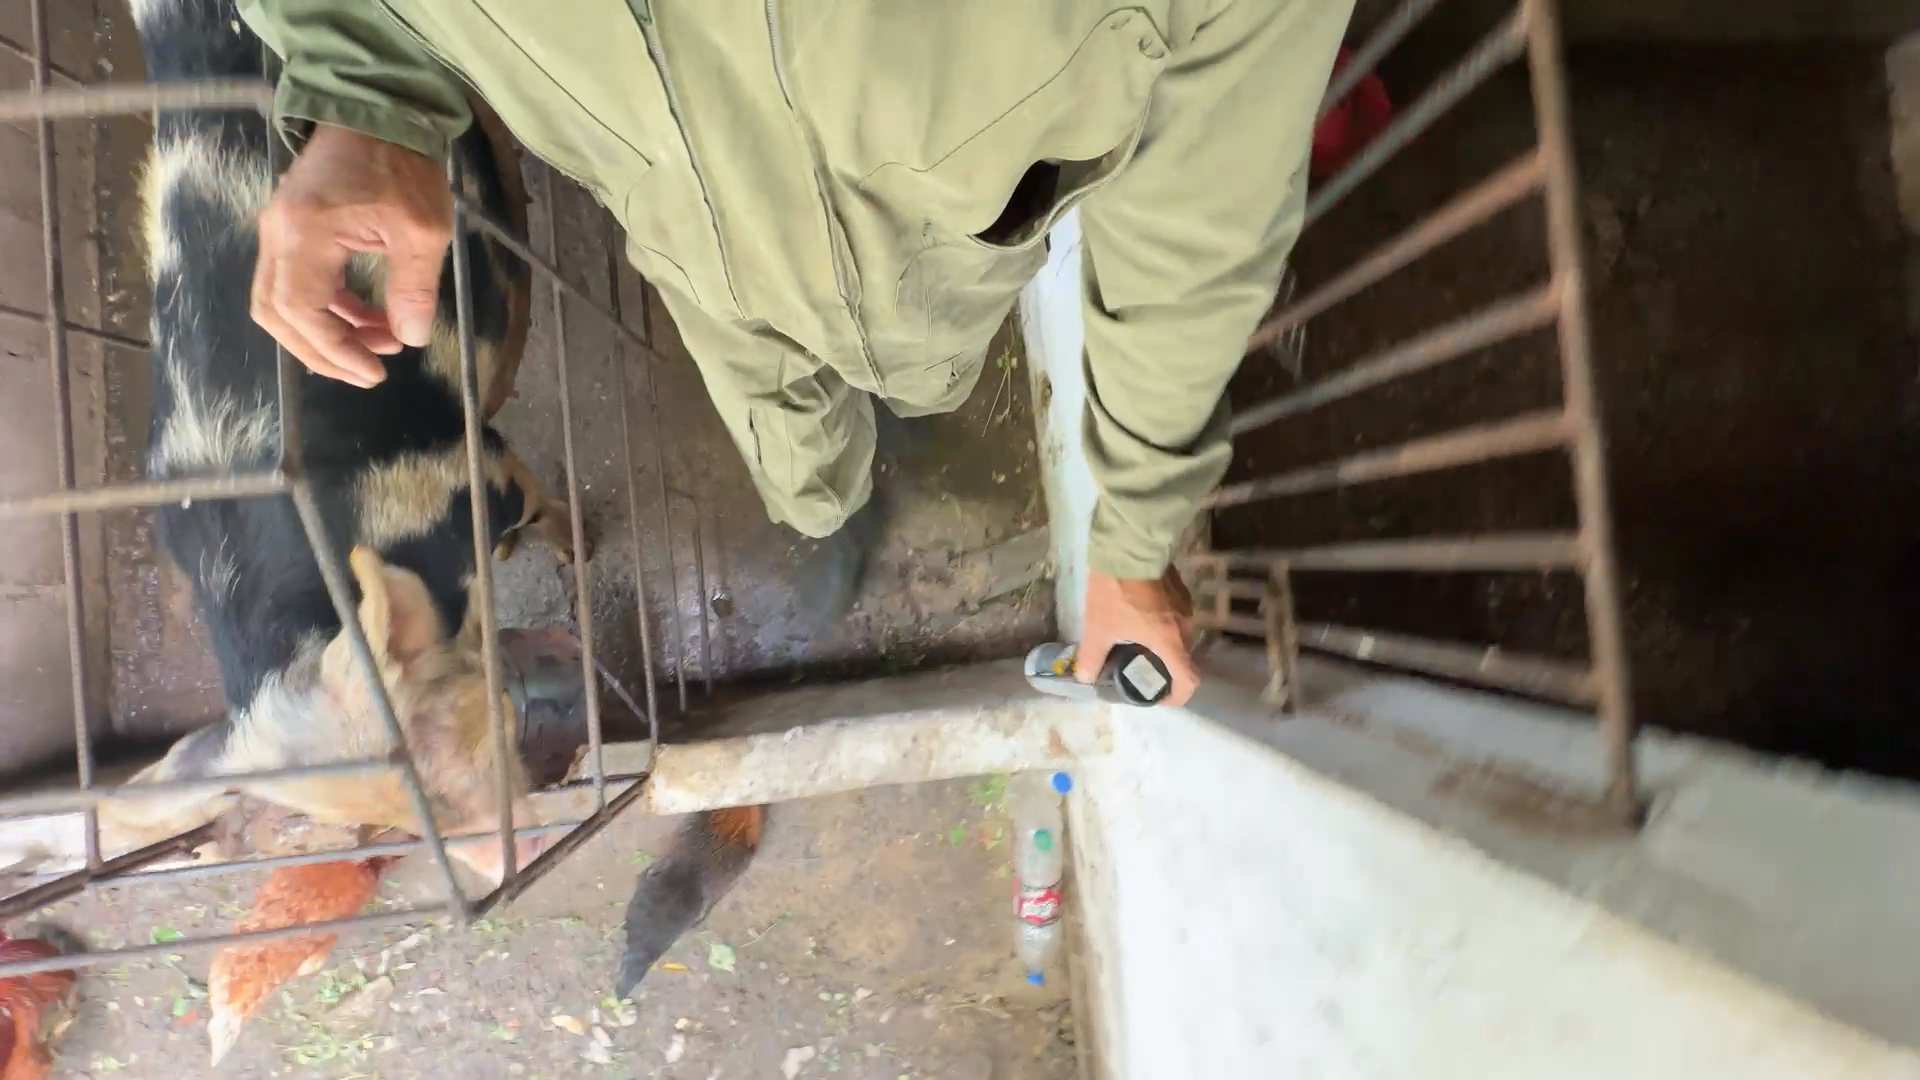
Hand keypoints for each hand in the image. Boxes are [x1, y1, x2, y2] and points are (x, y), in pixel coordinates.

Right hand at [251, 124, 451, 387]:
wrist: (378, 121)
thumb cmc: (402, 170)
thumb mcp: (423, 232)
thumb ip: (414, 288)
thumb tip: (412, 338)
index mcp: (304, 234)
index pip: (298, 309)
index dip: (334, 349)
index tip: (375, 372)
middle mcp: (279, 235)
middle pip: (278, 312)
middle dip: (324, 351)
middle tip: (372, 374)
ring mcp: (283, 233)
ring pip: (287, 302)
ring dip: (332, 333)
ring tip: (386, 347)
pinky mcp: (298, 233)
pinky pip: (304, 285)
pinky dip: (335, 311)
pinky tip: (377, 322)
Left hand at [1076, 567, 1199, 706]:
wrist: (1127, 545)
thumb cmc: (1115, 591)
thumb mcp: (1097, 628)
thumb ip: (1092, 656)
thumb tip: (1085, 678)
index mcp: (1170, 640)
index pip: (1188, 679)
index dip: (1178, 696)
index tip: (1162, 698)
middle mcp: (1184, 625)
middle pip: (1182, 657)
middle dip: (1164, 669)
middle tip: (1139, 669)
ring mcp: (1184, 604)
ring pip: (1178, 635)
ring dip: (1161, 644)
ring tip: (1135, 643)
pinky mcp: (1178, 588)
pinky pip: (1173, 616)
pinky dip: (1161, 625)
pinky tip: (1137, 618)